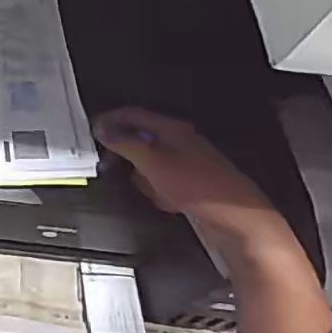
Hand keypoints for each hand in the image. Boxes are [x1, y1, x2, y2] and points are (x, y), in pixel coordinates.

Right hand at [94, 107, 292, 254]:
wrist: (236, 218)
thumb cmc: (203, 187)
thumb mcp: (153, 162)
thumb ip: (125, 143)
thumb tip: (105, 130)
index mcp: (173, 130)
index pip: (134, 114)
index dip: (111, 119)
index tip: (95, 129)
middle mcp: (181, 142)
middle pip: (141, 141)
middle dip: (128, 156)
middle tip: (116, 165)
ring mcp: (186, 163)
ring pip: (150, 165)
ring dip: (144, 177)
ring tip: (153, 189)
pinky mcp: (189, 183)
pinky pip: (161, 183)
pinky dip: (158, 191)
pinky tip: (167, 200)